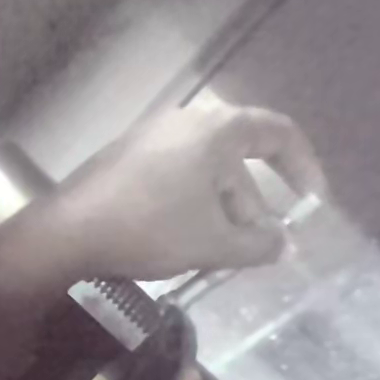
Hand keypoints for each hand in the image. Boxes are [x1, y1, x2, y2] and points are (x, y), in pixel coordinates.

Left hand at [50, 98, 325, 280]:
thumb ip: (258, 245)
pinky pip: (171, 180)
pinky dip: (187, 207)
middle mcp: (183, 123)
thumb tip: (286, 247)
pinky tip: (181, 243)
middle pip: (235, 163)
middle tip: (256, 249)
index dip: (304, 168)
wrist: (67, 232)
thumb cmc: (149, 228)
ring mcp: (147, 139)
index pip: (277, 134)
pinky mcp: (122, 161)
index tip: (312, 204)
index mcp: (215, 129)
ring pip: (201, 176)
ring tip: (219, 255)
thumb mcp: (211, 243)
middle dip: (252, 208)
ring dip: (218, 214)